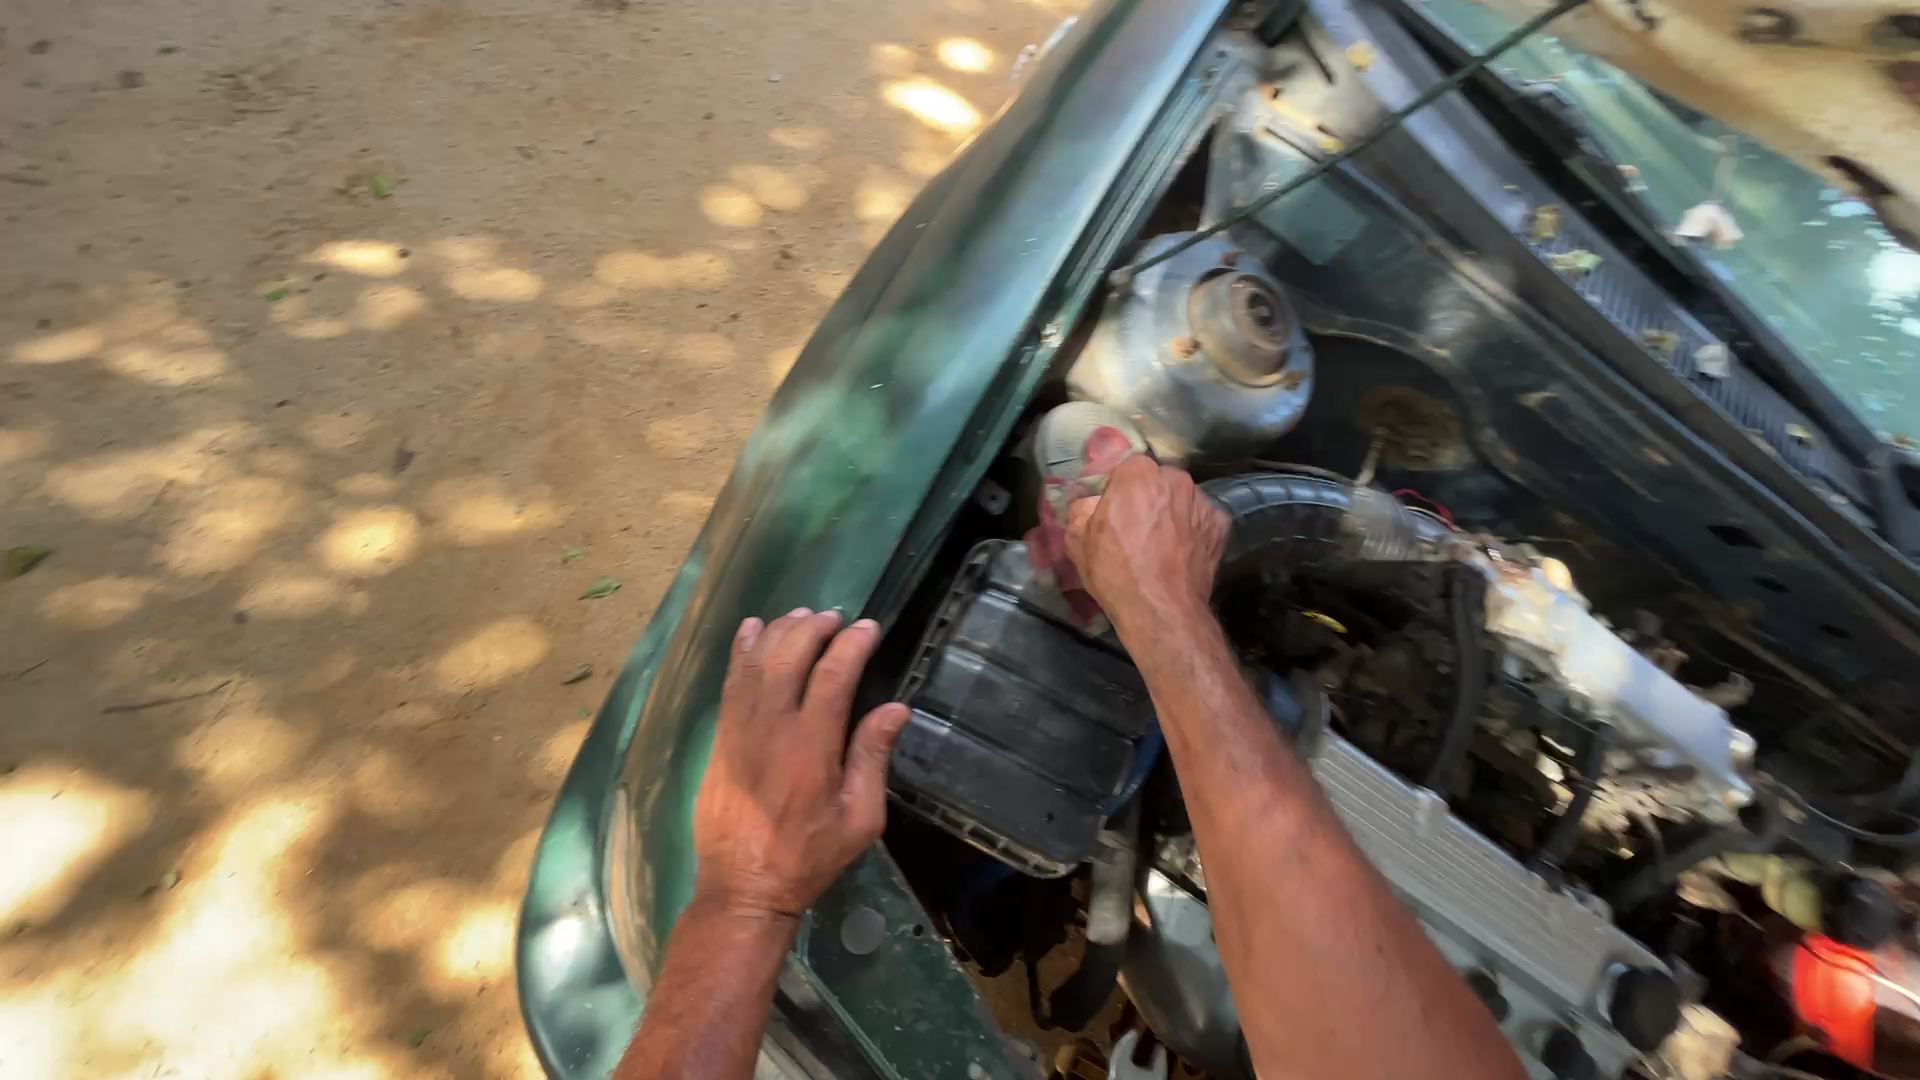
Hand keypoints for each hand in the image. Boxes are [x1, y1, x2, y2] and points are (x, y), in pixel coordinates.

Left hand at [693, 609, 911, 922]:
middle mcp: (772, 729)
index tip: (869, 628)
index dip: (852, 645)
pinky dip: (741, 651)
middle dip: (815, 628)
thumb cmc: (809, 857)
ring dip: (780, 631)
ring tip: (803, 615)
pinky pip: (730, 683)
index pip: (832, 677)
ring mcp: (739, 731)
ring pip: (757, 663)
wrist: (742, 888)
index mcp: (811, 748)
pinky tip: (752, 628)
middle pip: (789, 657)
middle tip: (836, 618)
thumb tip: (896, 708)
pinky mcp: (720, 739)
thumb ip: (874, 758)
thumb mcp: (860, 819)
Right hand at [1065, 455, 1229, 632]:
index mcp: (1139, 473)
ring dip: (1171, 512)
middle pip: (1157, 480)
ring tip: (1160, 543)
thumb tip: (1090, 502)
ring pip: (1181, 498)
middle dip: (1147, 497)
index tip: (1112, 510)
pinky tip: (1180, 552)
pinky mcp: (1222, 525)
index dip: (1118, 490)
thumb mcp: (1077, 539)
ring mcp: (1203, 501)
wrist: (1160, 610)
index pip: (1126, 468)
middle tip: (1135, 527)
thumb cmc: (1115, 571)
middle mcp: (1176, 479)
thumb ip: (1081, 508)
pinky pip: (1200, 519)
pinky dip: (1192, 530)